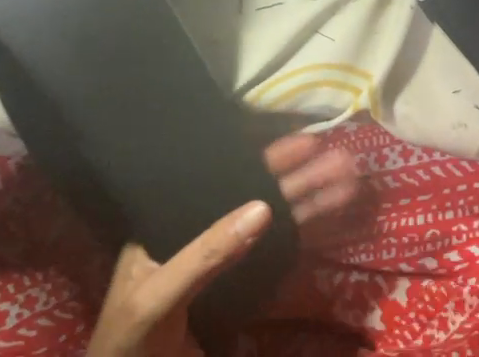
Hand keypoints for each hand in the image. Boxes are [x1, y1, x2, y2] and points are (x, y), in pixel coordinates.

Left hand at [87, 132, 361, 356]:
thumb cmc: (128, 341)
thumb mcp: (158, 298)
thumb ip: (206, 255)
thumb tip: (263, 207)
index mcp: (174, 226)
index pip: (224, 180)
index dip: (266, 160)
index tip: (304, 142)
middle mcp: (205, 236)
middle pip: (261, 197)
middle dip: (302, 178)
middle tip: (342, 159)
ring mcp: (227, 264)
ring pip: (278, 222)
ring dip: (313, 202)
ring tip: (349, 182)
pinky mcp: (243, 293)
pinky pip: (282, 255)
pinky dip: (309, 235)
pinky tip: (334, 218)